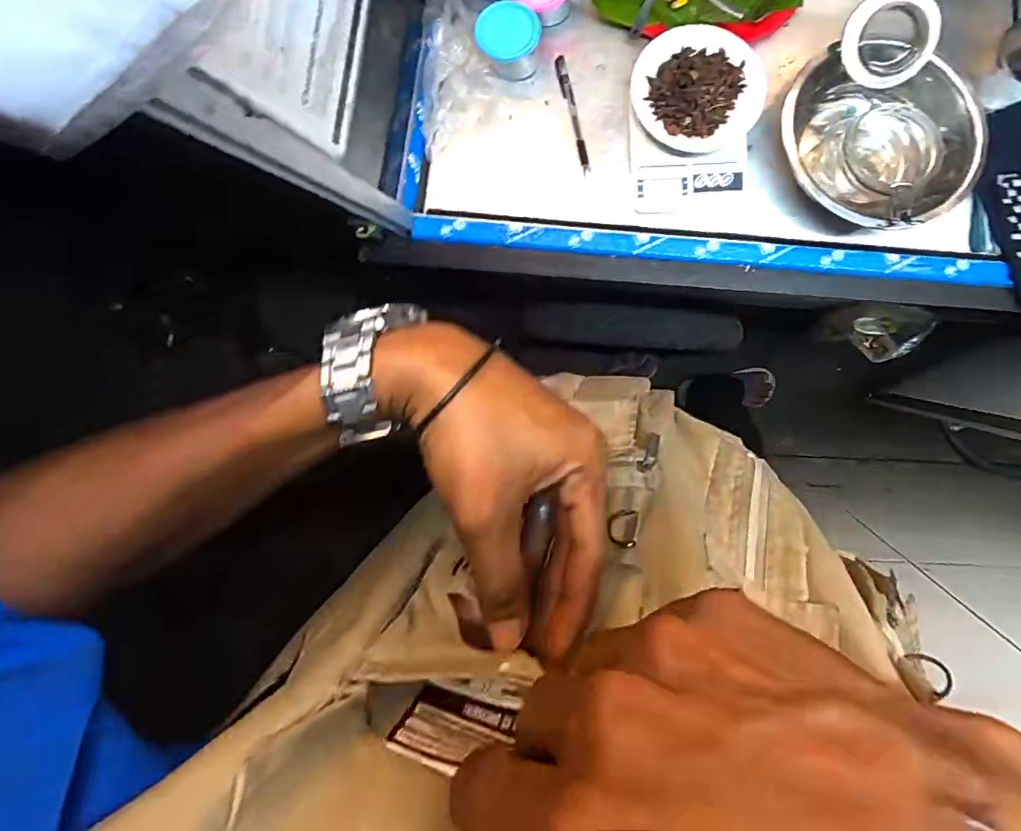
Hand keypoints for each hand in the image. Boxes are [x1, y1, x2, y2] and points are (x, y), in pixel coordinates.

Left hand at [375, 323, 607, 661]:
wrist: (430, 366)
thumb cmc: (471, 439)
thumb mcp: (485, 514)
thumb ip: (500, 578)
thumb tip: (507, 641)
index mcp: (587, 466)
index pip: (589, 551)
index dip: (572, 606)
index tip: (556, 654)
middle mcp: (578, 453)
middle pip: (570, 536)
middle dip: (551, 590)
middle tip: (536, 642)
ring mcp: (548, 442)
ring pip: (545, 518)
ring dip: (530, 564)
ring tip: (517, 613)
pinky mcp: (518, 437)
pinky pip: (527, 498)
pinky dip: (515, 533)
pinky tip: (502, 564)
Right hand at [452, 589, 1020, 830]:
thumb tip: (557, 823)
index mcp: (580, 816)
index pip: (476, 789)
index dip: (502, 809)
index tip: (536, 816)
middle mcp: (601, 712)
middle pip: (531, 716)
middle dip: (560, 754)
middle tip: (625, 789)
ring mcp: (658, 645)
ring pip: (588, 665)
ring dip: (613, 703)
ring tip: (687, 744)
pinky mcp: (709, 608)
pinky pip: (656, 639)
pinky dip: (673, 673)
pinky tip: (738, 708)